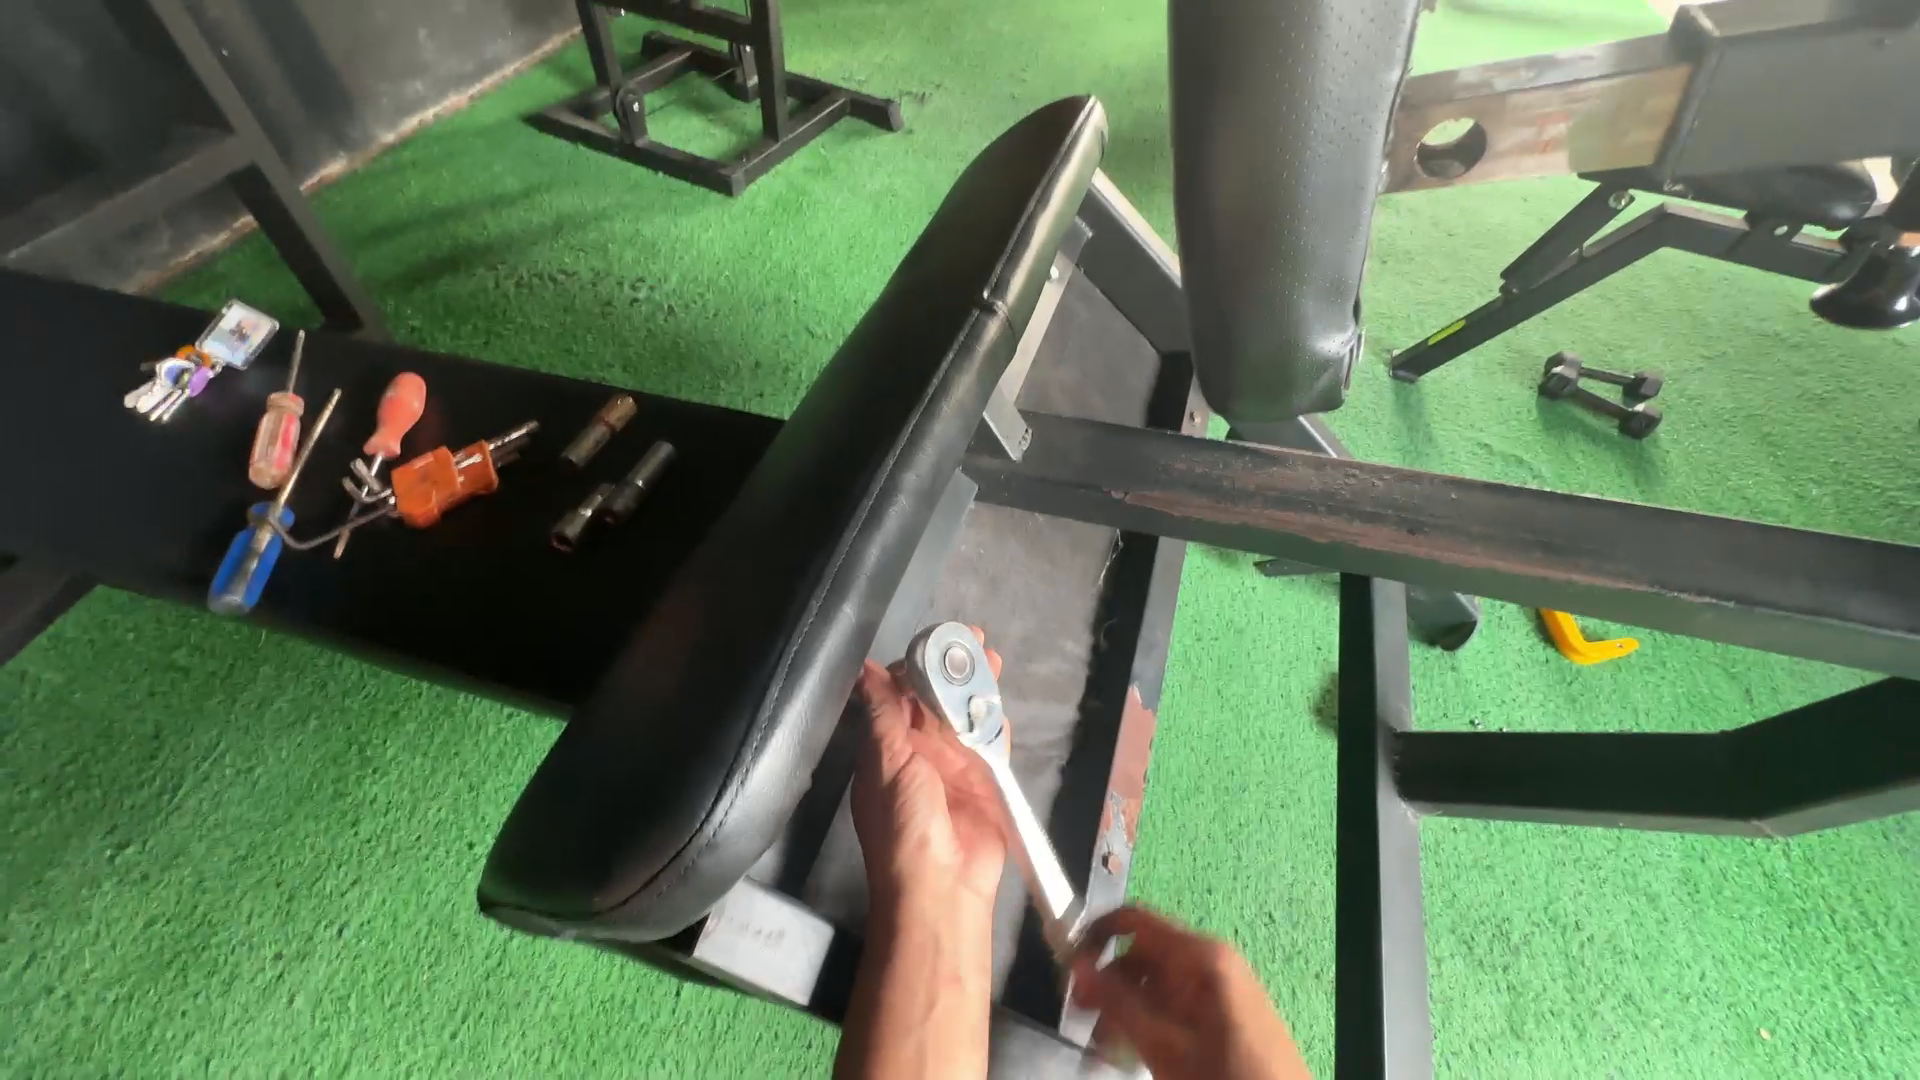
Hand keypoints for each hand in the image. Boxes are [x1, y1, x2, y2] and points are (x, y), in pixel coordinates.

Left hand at [850, 630, 1008, 909]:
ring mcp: (954, 767)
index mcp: (888, 747)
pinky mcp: (985, 782)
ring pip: (966, 716)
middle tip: (973, 637)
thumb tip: (864, 669)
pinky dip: (996, 722)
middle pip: (937, 700)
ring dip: (978, 688)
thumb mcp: (886, 762)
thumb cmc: (903, 823)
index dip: (915, 665)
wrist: (942, 887)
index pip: (899, 694)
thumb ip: (882, 713)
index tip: (934, 640)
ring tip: (992, 657)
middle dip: (953, 669)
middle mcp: (920, 752)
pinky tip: (1001, 701)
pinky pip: (991, 744)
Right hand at [1070, 906, 1310, 1079]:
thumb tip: (1075, 966)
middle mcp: (1210, 960)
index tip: (1067, 965)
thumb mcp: (1165, 1048)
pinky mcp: (1224, 1013)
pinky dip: (1150, 1022)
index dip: (1096, 934)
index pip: (1135, 919)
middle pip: (1142, 954)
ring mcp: (1219, 987)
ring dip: (1125, 1009)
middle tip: (1081, 1020)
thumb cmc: (1227, 1079)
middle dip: (1108, 984)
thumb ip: (1117, 1004)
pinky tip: (1135, 1052)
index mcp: (1200, 955)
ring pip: (1155, 984)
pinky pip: (1175, 1005)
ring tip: (1105, 1048)